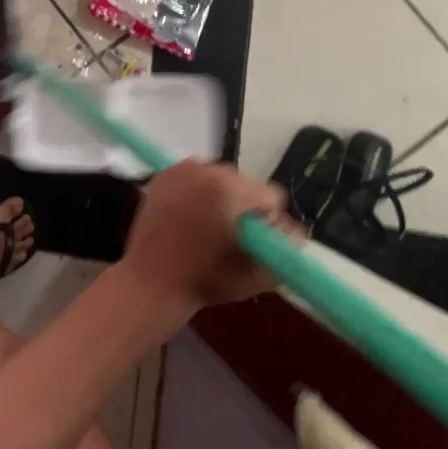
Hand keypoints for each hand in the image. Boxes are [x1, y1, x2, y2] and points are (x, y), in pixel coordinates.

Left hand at [120, 161, 296, 310]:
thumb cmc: (206, 278)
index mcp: (229, 189)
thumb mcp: (259, 272)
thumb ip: (288, 247)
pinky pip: (195, 175)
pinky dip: (199, 189)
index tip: (253, 240)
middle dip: (244, 205)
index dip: (268, 220)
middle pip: (244, 182)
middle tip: (230, 234)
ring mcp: (180, 169)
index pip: (271, 195)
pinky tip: (191, 214)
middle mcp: (204, 169)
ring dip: (222, 196)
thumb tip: (295, 229)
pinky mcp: (163, 175)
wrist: (152, 280)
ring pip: (220, 177)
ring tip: (209, 226)